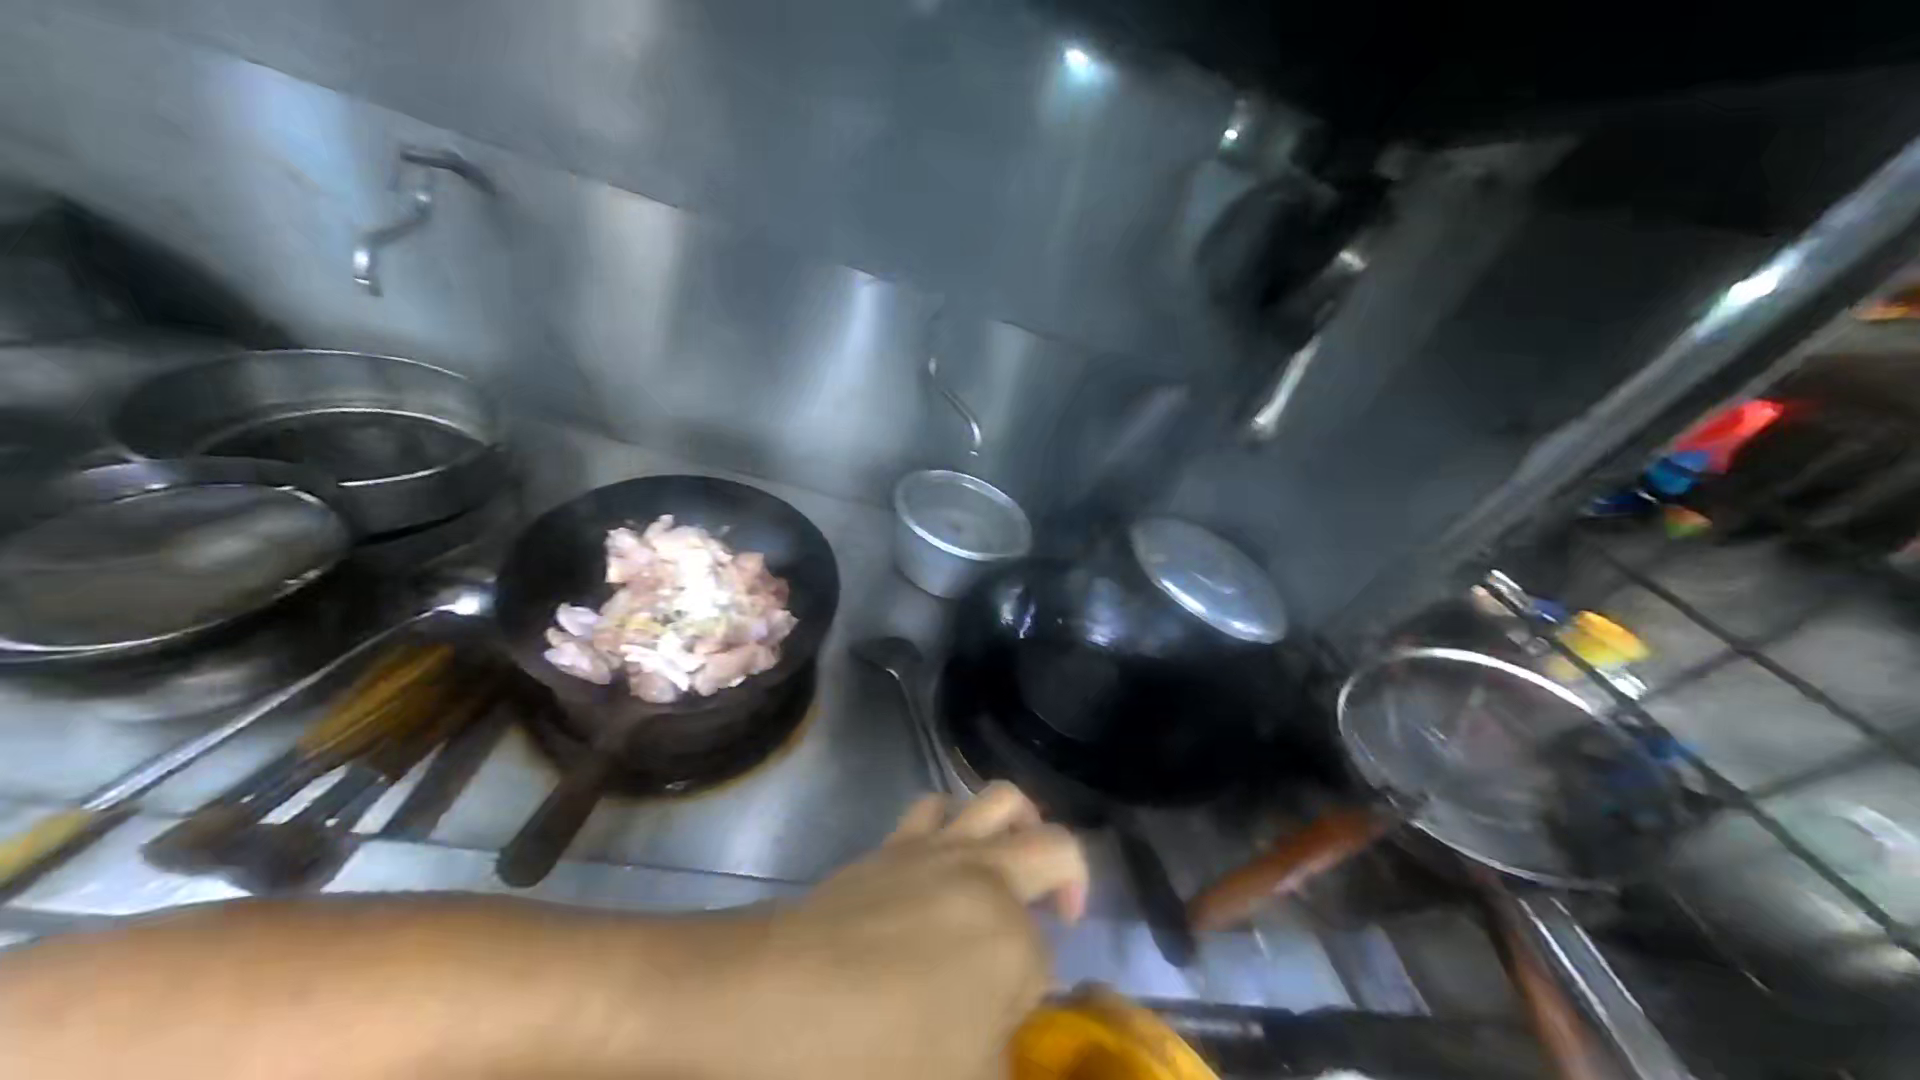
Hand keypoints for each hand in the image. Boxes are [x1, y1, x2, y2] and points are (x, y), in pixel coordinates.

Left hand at [731, 781, 1088, 1079]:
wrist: (784, 994)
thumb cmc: (879, 1052)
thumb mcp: (961, 1078)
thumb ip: (1001, 1055)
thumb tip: (999, 1032)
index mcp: (1014, 940)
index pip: (1047, 959)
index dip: (1032, 992)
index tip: (1005, 1018)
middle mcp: (989, 876)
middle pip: (1056, 848)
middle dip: (1070, 877)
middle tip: (1058, 909)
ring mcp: (941, 848)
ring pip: (1003, 800)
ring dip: (1022, 823)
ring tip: (1014, 855)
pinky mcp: (897, 840)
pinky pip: (937, 806)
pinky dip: (955, 819)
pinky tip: (945, 853)